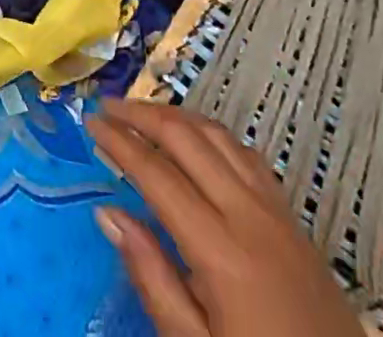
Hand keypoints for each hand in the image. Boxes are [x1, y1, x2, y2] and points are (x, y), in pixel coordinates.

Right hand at [89, 101, 363, 336]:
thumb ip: (151, 277)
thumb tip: (108, 214)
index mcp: (221, 250)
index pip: (158, 175)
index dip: (120, 142)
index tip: (89, 123)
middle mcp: (249, 214)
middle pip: (188, 139)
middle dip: (143, 115)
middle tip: (107, 106)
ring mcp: (276, 210)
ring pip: (219, 136)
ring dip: (176, 116)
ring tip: (141, 112)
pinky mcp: (292, 216)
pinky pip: (245, 153)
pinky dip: (210, 133)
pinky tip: (194, 139)